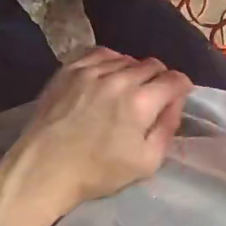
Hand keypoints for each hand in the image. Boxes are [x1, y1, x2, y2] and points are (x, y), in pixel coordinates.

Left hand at [8, 47, 193, 212]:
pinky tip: (107, 78)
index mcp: (141, 102)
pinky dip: (111, 63)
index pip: (175, 79)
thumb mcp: (147, 162)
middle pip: (153, 65)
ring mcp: (92, 70)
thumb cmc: (98, 172)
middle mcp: (119, 79)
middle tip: (152, 98)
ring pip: (128, 59)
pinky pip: (101, 54)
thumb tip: (175, 102)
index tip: (177, 97)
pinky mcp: (71, 69)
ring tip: (127, 91)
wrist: (44, 169)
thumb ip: (168, 127)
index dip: (182, 88)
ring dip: (135, 72)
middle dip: (160, 79)